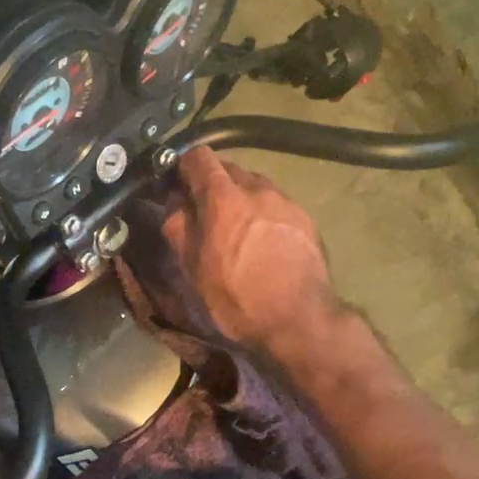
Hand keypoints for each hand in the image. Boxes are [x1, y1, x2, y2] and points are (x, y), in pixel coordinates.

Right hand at [162, 146, 338, 347]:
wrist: (298, 320)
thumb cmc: (235, 297)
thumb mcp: (192, 268)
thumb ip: (179, 228)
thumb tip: (173, 204)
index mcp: (223, 198)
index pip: (199, 157)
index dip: (183, 166)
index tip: (175, 185)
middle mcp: (257, 189)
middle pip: (229, 169)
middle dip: (212, 184)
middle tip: (202, 212)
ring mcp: (286, 201)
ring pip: (254, 186)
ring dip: (239, 199)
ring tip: (234, 230)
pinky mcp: (305, 219)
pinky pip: (275, 204)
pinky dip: (261, 214)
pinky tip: (260, 242)